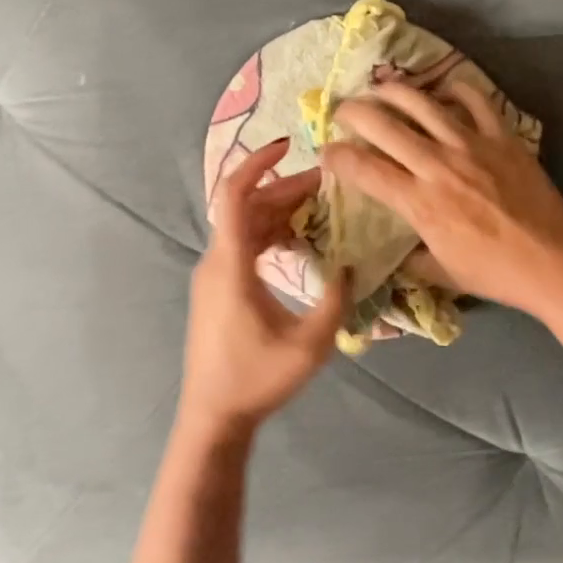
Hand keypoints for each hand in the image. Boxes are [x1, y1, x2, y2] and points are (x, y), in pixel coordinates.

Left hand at [181, 139, 348, 434]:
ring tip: (319, 206)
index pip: (236, 195)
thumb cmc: (256, 380)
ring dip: (279, 211)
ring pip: (246, 225)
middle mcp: (216, 260)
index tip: (288, 145)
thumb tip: (350, 264)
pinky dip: (270, 232)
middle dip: (285, 188)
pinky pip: (243, 244)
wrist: (213, 417)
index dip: (257, 163)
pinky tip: (299, 239)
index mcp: (231, 264)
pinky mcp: (217, 287)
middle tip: (326, 183)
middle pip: (247, 206)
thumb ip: (336, 300)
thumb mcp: (310, 345)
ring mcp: (214, 273)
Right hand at [321, 82, 562, 318]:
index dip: (336, 156)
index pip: (363, 169)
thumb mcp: (441, 274)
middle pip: (383, 124)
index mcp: (419, 203)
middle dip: (353, 112)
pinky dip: (453, 89)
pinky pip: (474, 99)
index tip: (325, 151)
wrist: (556, 265)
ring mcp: (472, 145)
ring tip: (379, 87)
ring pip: (422, 102)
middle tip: (343, 110)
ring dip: (393, 90)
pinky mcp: (503, 137)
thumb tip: (394, 248)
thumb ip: (410, 257)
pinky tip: (442, 90)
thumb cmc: (496, 275)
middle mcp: (438, 165)